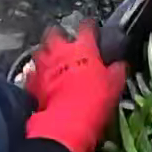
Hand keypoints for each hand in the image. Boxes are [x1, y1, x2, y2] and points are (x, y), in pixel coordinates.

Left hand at [23, 21, 126, 151]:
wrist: (65, 124)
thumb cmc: (94, 101)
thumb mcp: (114, 86)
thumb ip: (116, 71)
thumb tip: (120, 65)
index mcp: (83, 48)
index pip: (87, 27)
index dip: (90, 27)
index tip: (92, 29)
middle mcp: (60, 50)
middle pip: (55, 32)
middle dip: (60, 35)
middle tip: (66, 44)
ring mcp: (43, 64)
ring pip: (41, 50)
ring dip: (47, 54)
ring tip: (53, 61)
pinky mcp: (31, 81)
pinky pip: (33, 71)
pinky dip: (37, 74)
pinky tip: (43, 80)